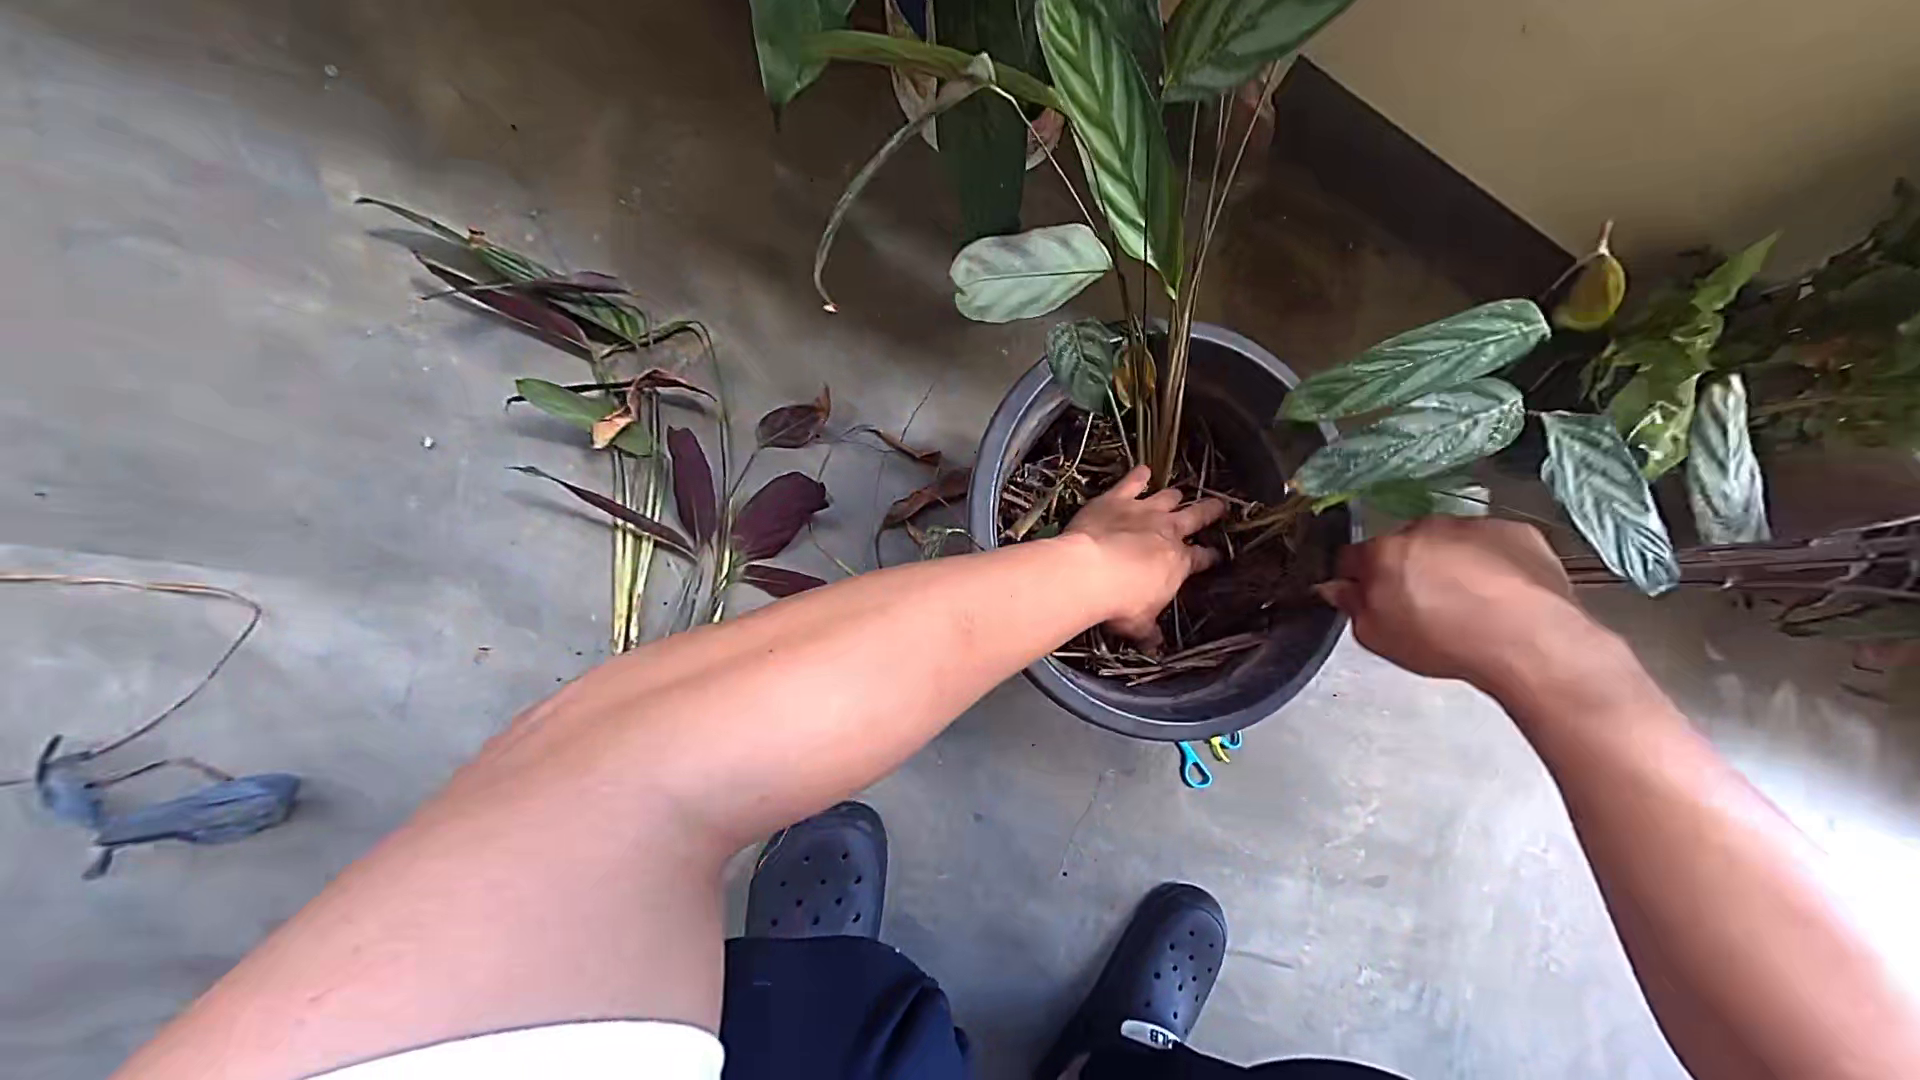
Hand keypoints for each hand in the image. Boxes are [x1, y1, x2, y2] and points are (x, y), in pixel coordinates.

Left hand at [1063, 465, 1226, 648]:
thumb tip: (1154, 647)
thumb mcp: (1138, 623)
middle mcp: (1168, 532)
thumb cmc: (1119, 602)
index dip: (1210, 557)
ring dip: (1174, 495)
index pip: (1202, 559)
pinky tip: (1142, 469)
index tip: (1215, 556)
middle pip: (1196, 517)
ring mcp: (1143, 511)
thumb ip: (1148, 631)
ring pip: (1168, 497)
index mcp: (1179, 563)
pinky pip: (1131, 482)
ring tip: (1179, 491)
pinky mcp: (1117, 499)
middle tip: (1219, 506)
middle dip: (1209, 512)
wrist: (1089, 572)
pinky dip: (1138, 475)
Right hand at [1315, 517, 1616, 697]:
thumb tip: (1336, 588)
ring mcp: (1470, 527)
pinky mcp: (1515, 532)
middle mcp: (1422, 530)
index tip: (1366, 595)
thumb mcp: (1377, 637)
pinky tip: (1498, 592)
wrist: (1529, 641)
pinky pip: (1490, 542)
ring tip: (1466, 601)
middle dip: (1406, 567)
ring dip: (1447, 562)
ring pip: (1446, 541)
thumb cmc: (1447, 641)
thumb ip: (1351, 606)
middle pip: (1401, 545)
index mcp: (1381, 553)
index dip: (1355, 578)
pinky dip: (1490, 561)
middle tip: (1420, 603)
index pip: (1351, 557)